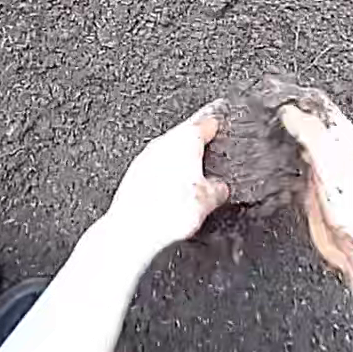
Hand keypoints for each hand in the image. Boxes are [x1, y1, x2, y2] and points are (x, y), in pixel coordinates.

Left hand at [100, 100, 230, 256]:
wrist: (133, 230)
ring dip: (180, 157)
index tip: (219, 122)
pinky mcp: (134, 173)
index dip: (216, 123)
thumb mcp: (208, 201)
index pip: (206, 122)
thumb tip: (220, 188)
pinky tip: (169, 188)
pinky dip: (166, 171)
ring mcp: (147, 156)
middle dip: (196, 140)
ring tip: (191, 172)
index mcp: (186, 139)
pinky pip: (156, 165)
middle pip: (185, 133)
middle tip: (208, 147)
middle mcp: (164, 142)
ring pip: (169, 149)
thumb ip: (218, 189)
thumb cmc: (168, 210)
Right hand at [277, 94, 352, 287]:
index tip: (271, 93)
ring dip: (279, 139)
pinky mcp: (312, 192)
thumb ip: (311, 133)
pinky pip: (291, 171)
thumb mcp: (333, 163)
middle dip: (283, 116)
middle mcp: (335, 151)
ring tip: (257, 132)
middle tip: (259, 111)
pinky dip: (278, 165)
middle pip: (306, 123)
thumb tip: (290, 111)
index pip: (318, 105)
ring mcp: (323, 171)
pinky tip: (265, 165)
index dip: (296, 96)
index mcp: (346, 138)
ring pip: (297, 145)